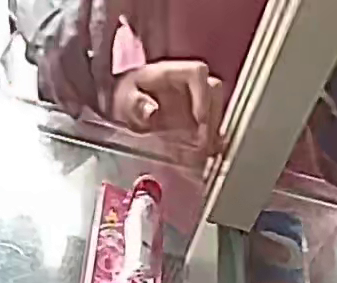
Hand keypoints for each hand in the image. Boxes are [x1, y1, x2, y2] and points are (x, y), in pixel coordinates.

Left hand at [108, 60, 226, 149]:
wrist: (121, 108)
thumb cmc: (123, 100)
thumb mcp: (124, 100)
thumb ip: (135, 104)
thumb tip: (151, 111)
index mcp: (170, 73)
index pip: (198, 73)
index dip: (203, 95)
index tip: (200, 120)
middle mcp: (186, 85)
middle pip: (213, 90)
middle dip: (213, 117)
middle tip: (204, 143)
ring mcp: (192, 100)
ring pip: (215, 107)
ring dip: (213, 130)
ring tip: (205, 151)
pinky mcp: (193, 117)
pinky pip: (209, 125)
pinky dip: (211, 139)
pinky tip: (206, 154)